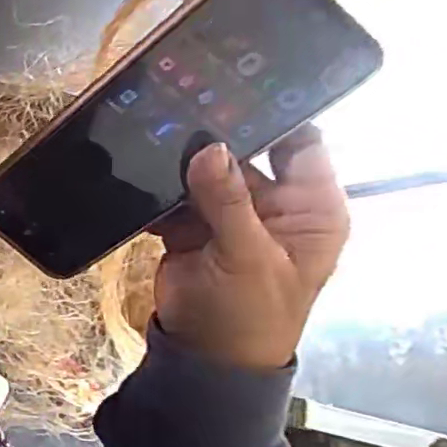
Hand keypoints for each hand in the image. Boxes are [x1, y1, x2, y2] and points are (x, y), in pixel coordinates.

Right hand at [149, 126, 349, 370]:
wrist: (203, 358)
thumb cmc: (249, 314)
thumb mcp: (248, 258)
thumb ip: (228, 202)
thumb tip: (208, 149)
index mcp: (308, 208)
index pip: (301, 145)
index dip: (275, 116)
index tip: (238, 88)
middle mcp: (271, 205)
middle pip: (244, 154)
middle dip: (216, 136)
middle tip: (181, 102)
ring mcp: (227, 216)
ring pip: (204, 174)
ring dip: (180, 161)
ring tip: (152, 129)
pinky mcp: (191, 228)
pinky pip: (174, 197)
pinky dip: (157, 189)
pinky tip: (137, 167)